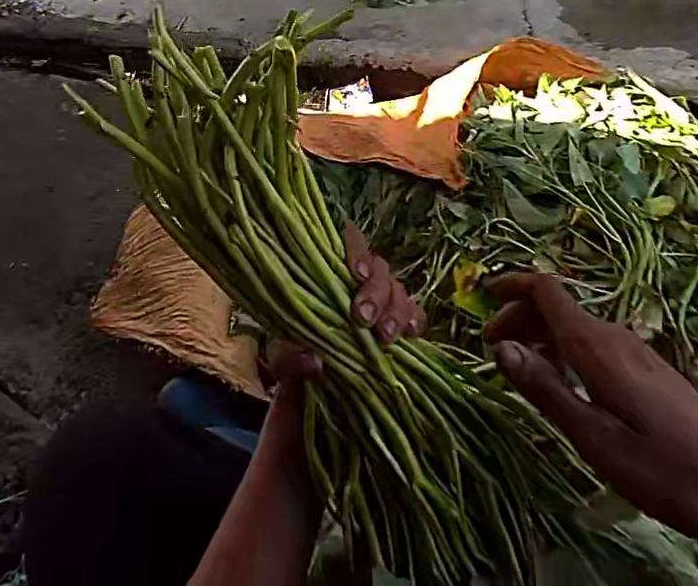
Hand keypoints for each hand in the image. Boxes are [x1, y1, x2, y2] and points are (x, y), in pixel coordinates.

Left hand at [194, 231, 420, 585]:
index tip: (354, 273)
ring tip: (387, 337)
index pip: (343, 247)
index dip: (354, 249)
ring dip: (397, 307)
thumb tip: (317, 355)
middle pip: (377, 268)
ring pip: (399, 290)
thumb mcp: (281, 371)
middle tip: (362, 318)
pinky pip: (416, 319)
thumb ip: (292, 356)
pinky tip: (409, 337)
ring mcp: (377, 318)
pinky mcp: (398, 342)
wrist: (310, 450)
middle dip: (376, 288)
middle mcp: (351, 297)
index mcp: (322, 290)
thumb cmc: (292, 399)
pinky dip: (415, 321)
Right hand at [483, 274, 697, 585]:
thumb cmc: (667, 470)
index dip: (512, 284)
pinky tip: (564, 383)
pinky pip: (594, 344)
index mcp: (596, 345)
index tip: (483, 295)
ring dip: (541, 336)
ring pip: (575, 326)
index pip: (546, 290)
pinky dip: (565, 350)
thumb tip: (501, 347)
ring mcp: (636, 352)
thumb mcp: (596, 438)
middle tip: (491, 347)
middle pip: (556, 307)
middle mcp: (615, 336)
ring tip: (520, 368)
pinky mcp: (649, 371)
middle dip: (519, 316)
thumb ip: (546, 389)